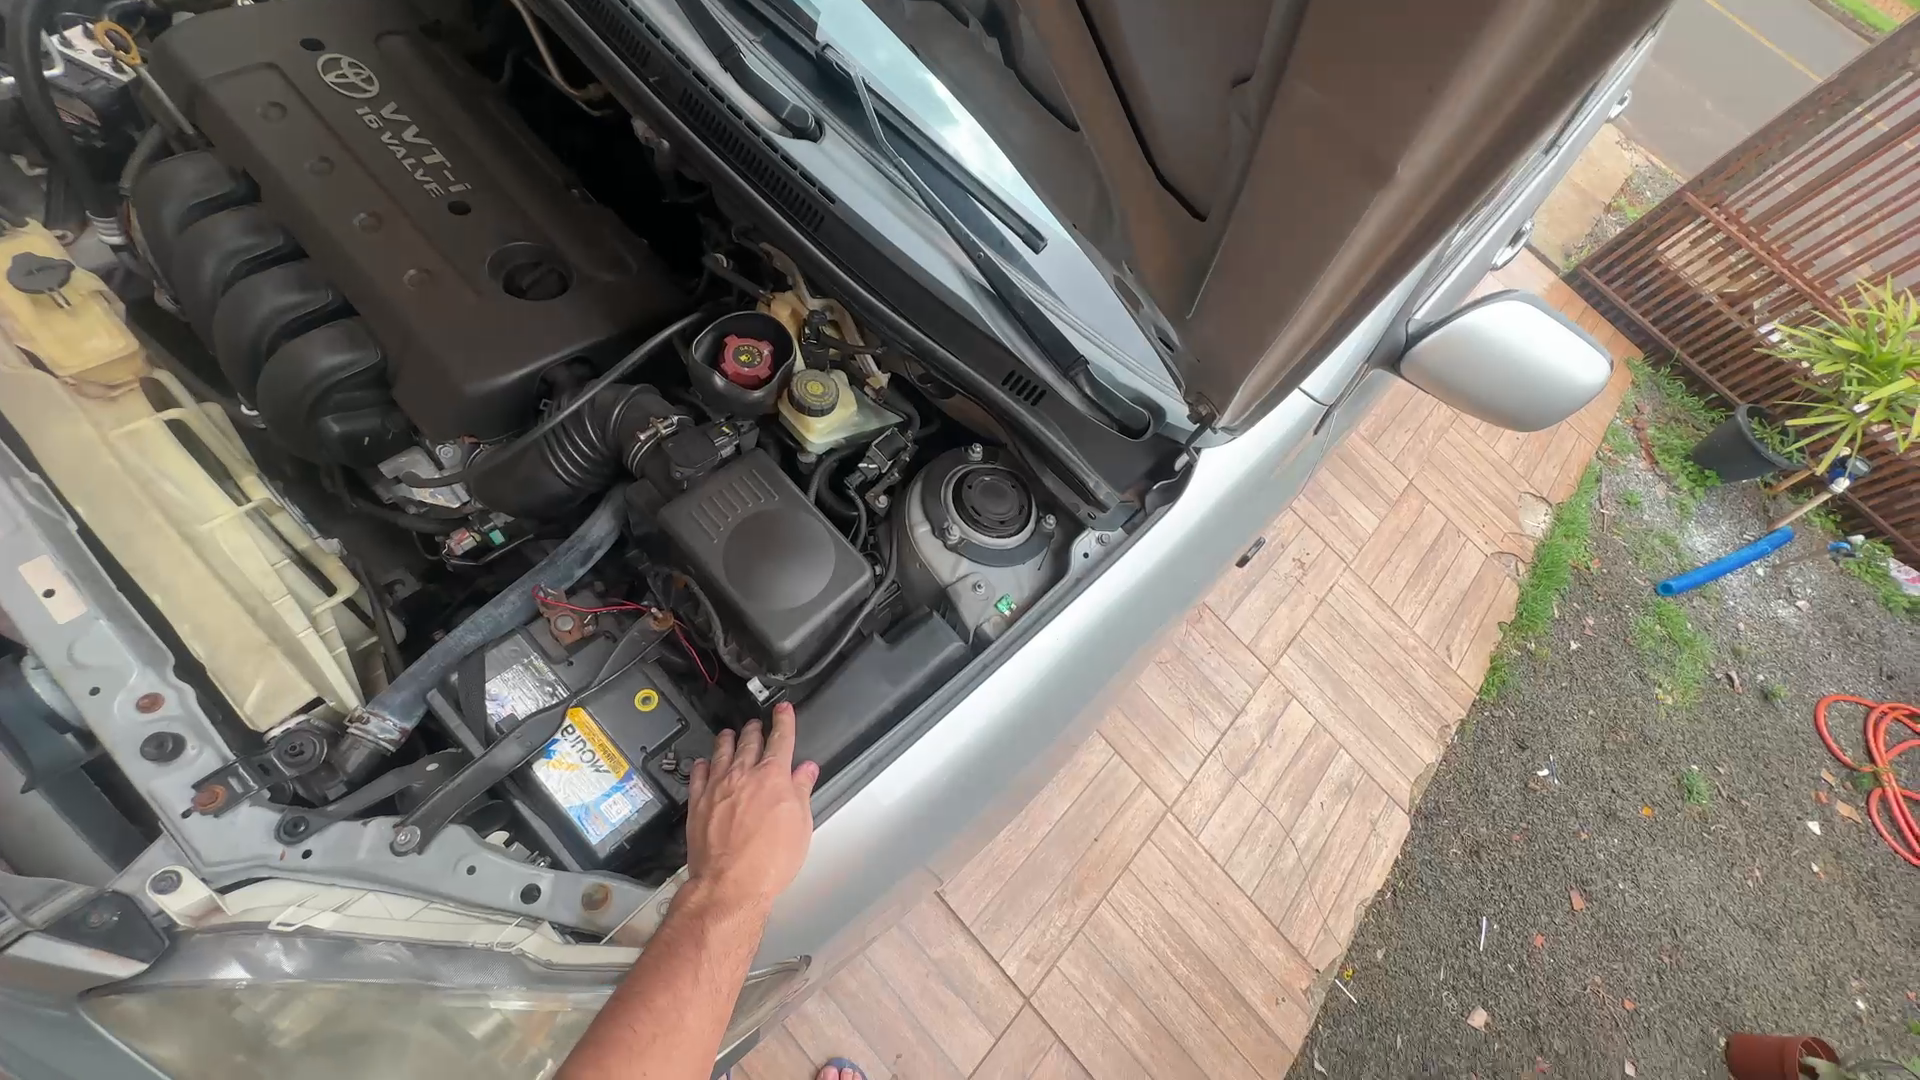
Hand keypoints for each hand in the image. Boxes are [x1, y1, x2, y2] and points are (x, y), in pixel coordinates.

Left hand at [684, 702, 818, 914]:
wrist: (730, 885)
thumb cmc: (768, 860)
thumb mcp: (801, 825)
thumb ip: (802, 791)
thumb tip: (806, 771)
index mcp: (773, 777)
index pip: (780, 738)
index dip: (783, 720)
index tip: (783, 710)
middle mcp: (744, 775)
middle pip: (750, 741)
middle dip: (755, 728)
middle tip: (756, 723)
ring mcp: (718, 788)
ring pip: (722, 753)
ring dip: (728, 740)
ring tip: (729, 733)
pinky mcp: (698, 804)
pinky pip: (698, 775)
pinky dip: (702, 765)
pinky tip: (703, 763)